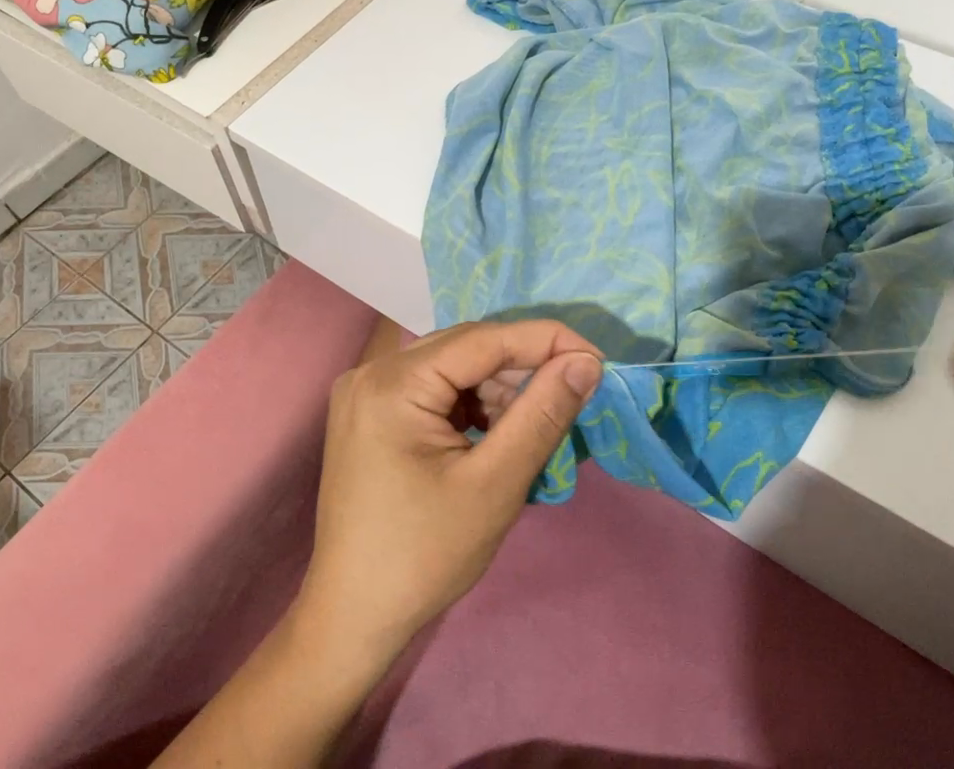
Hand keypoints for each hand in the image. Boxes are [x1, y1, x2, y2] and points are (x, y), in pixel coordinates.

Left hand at [297, 320, 602, 652]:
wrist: (355, 614)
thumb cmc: (426, 554)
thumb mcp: (495, 483)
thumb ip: (542, 414)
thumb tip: (585, 363)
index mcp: (391, 383)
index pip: (482, 339)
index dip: (545, 341)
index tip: (598, 360)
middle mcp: (369, 373)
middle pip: (463, 349)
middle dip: (521, 369)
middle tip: (571, 397)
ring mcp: (363, 394)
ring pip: (450, 370)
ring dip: (497, 389)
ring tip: (533, 427)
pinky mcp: (368, 416)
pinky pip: (431, 392)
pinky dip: (470, 406)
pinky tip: (496, 434)